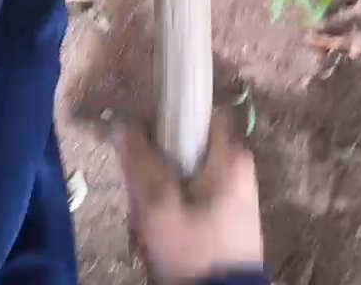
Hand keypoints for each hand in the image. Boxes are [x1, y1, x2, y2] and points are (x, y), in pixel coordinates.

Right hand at [114, 112, 263, 284]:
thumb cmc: (194, 251)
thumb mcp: (157, 205)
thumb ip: (138, 159)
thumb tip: (122, 122)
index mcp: (231, 157)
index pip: (197, 110)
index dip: (168, 116)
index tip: (145, 136)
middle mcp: (238, 168)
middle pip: (185, 146)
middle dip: (156, 167)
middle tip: (139, 193)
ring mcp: (235, 194)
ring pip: (184, 174)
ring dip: (159, 193)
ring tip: (144, 220)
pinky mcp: (228, 218)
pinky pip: (192, 198)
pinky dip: (172, 209)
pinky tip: (157, 233)